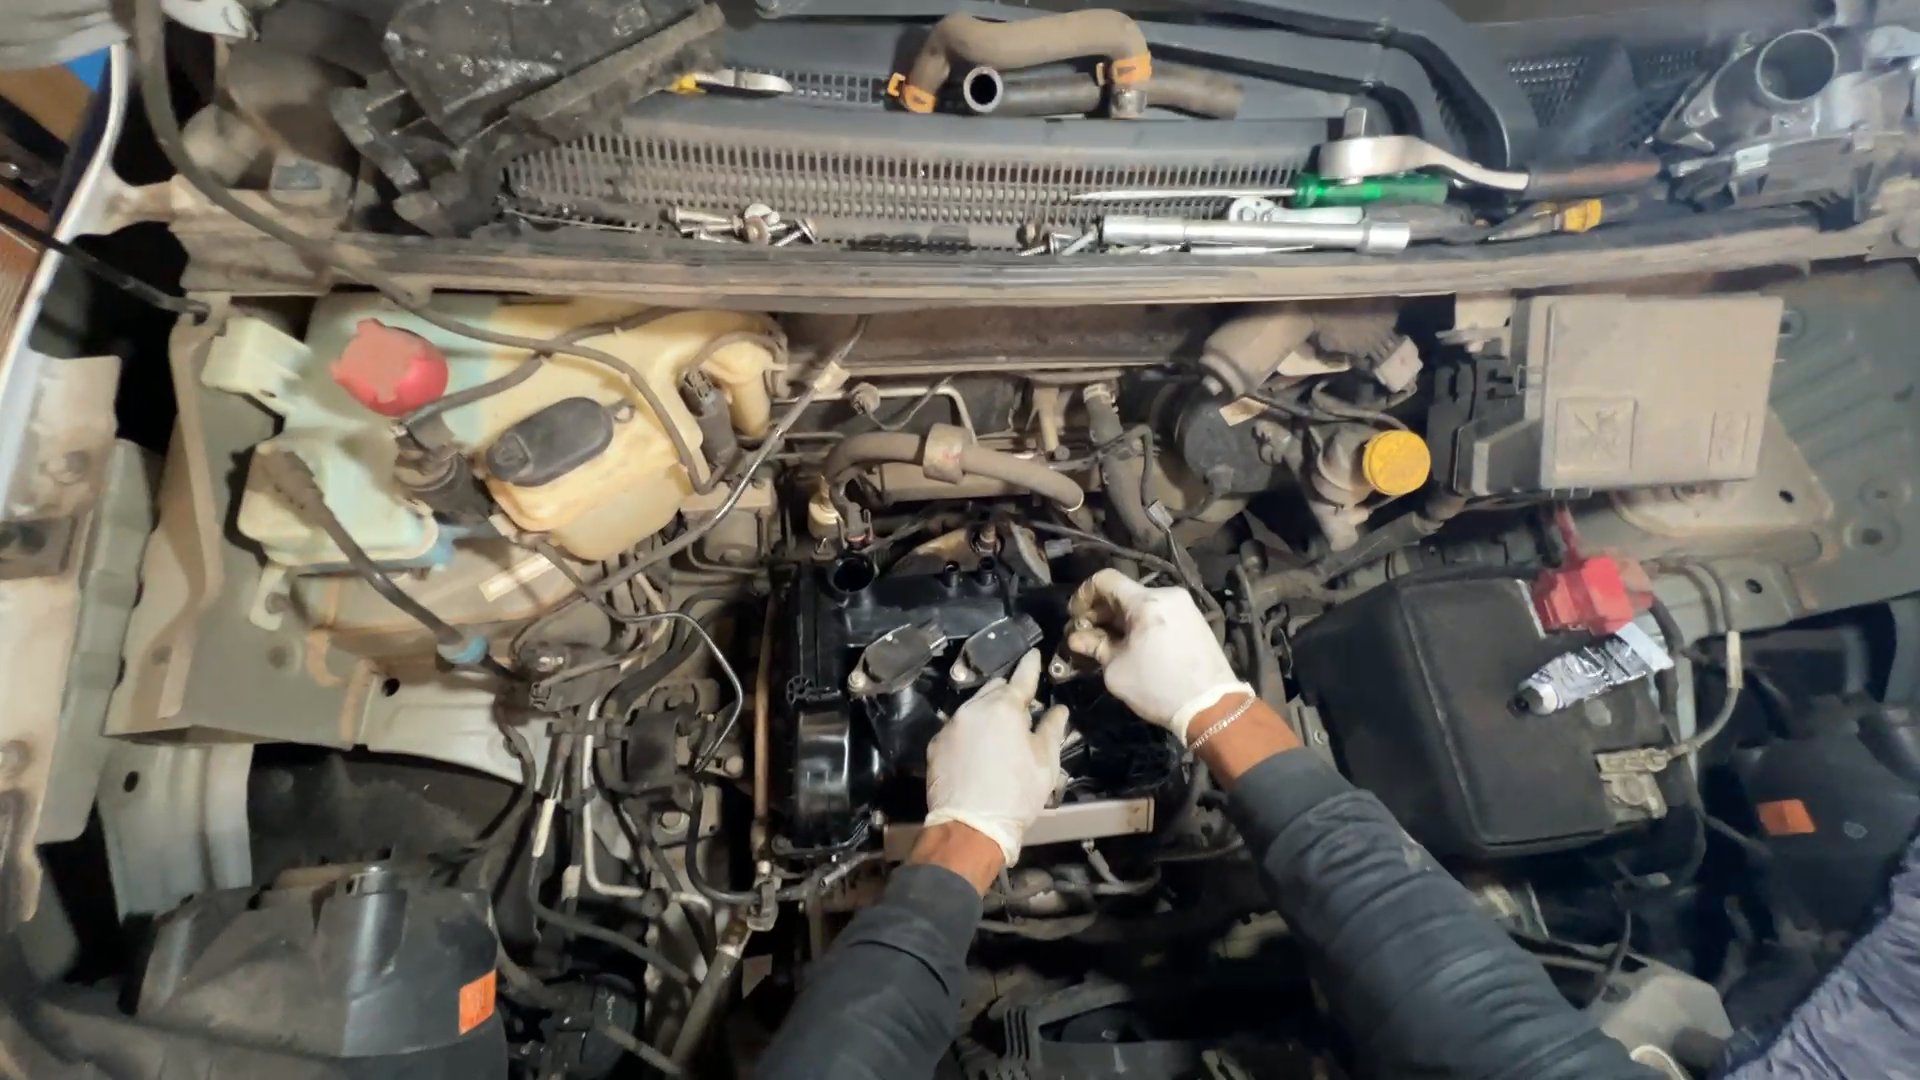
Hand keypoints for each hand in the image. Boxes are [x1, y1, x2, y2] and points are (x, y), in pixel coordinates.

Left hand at [922, 650, 1069, 865]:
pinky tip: (978, 749)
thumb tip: (1058, 710)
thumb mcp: (1046, 762)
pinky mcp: (936, 744)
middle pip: (995, 689)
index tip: (1033, 654)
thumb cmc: (1016, 794)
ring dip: (988, 712)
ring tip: (1000, 732)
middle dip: (1009, 694)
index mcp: (1004, 707)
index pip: (1021, 677)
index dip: (1030, 665)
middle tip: (1022, 710)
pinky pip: (957, 727)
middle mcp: (973, 708)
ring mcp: (951, 725)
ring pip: (974, 707)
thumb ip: (1052, 729)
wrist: (971, 827)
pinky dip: (970, 731)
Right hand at [1065, 568, 1249, 742]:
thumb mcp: (1116, 670)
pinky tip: (1133, 646)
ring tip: (1109, 644)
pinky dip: (1139, 624)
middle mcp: (1167, 595)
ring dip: (1119, 619)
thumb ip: (1095, 647)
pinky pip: (1158, 613)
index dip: (1083, 594)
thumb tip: (1077, 638)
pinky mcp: (1194, 620)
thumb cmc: (1159, 687)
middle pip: (1123, 592)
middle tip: (1086, 635)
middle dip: (1100, 612)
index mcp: (1146, 602)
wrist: (1213, 707)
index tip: (1075, 617)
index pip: (1105, 579)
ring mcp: (1185, 606)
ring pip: (1140, 603)